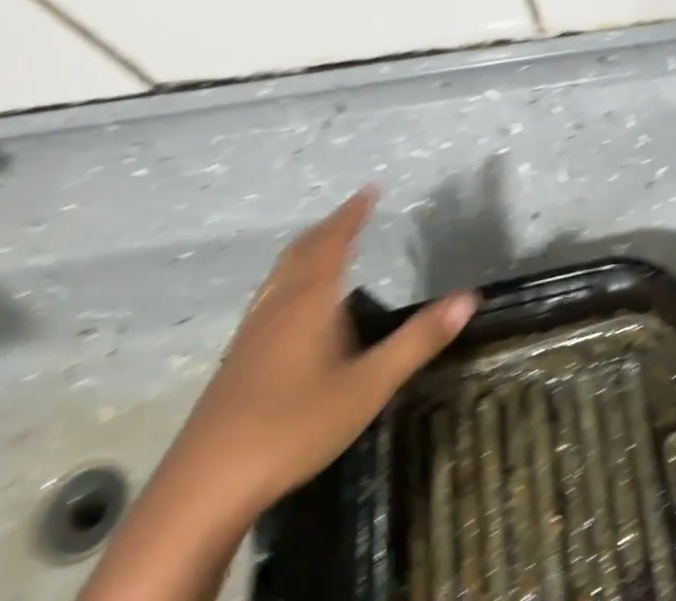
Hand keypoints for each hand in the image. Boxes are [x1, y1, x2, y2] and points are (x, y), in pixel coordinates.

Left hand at [163, 187, 478, 516]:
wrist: (207, 484)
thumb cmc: (294, 427)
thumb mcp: (368, 386)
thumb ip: (418, 341)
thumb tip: (468, 298)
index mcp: (308, 305)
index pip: (331, 244)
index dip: (351, 215)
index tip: (369, 190)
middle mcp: (276, 309)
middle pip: (300, 254)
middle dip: (329, 228)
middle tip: (354, 211)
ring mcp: (251, 335)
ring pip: (280, 277)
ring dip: (306, 252)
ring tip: (327, 245)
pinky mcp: (239, 361)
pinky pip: (270, 298)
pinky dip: (291, 280)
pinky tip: (295, 308)